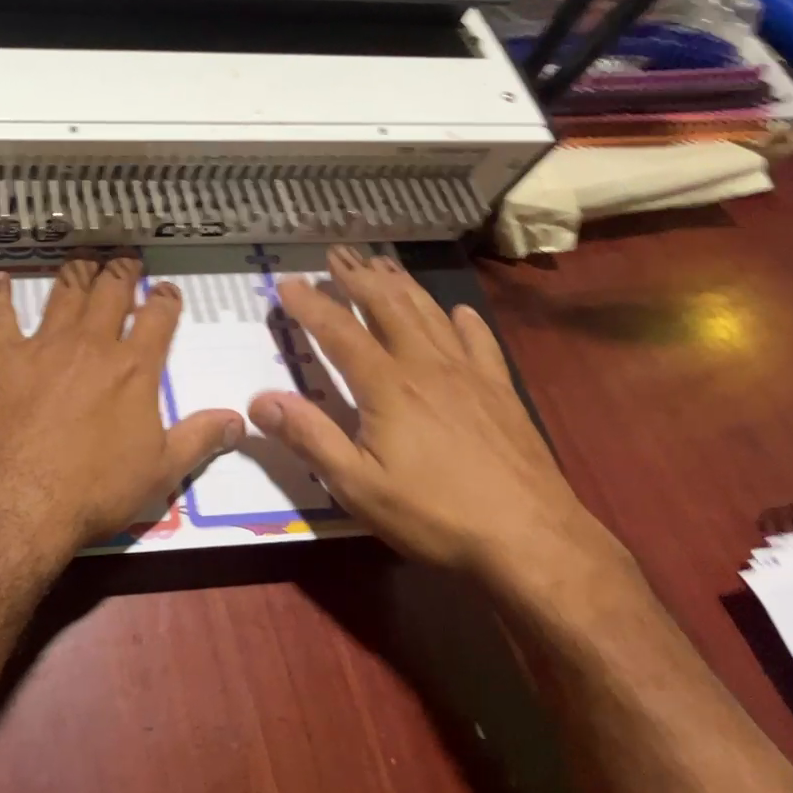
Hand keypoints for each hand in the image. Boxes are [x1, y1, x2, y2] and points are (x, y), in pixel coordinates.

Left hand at [0, 256, 243, 550]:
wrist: (24, 500)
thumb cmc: (97, 489)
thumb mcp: (162, 471)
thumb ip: (200, 439)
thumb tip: (239, 420)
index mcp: (134, 368)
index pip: (157, 318)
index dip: (164, 299)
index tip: (165, 290)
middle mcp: (92, 346)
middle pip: (110, 294)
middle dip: (120, 273)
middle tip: (123, 261)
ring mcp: (45, 348)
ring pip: (64, 295)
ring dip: (75, 274)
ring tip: (82, 260)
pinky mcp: (4, 360)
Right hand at [248, 247, 624, 583]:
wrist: (532, 540)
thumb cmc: (433, 515)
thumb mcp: (356, 484)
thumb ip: (309, 437)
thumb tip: (259, 399)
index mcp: (387, 387)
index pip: (339, 332)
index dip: (311, 304)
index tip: (289, 281)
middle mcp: (427, 367)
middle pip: (389, 308)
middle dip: (359, 277)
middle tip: (339, 253)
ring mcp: (470, 376)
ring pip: (430, 315)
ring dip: (402, 287)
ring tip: (383, 265)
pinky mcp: (502, 393)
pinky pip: (480, 343)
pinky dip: (463, 322)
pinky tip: (459, 312)